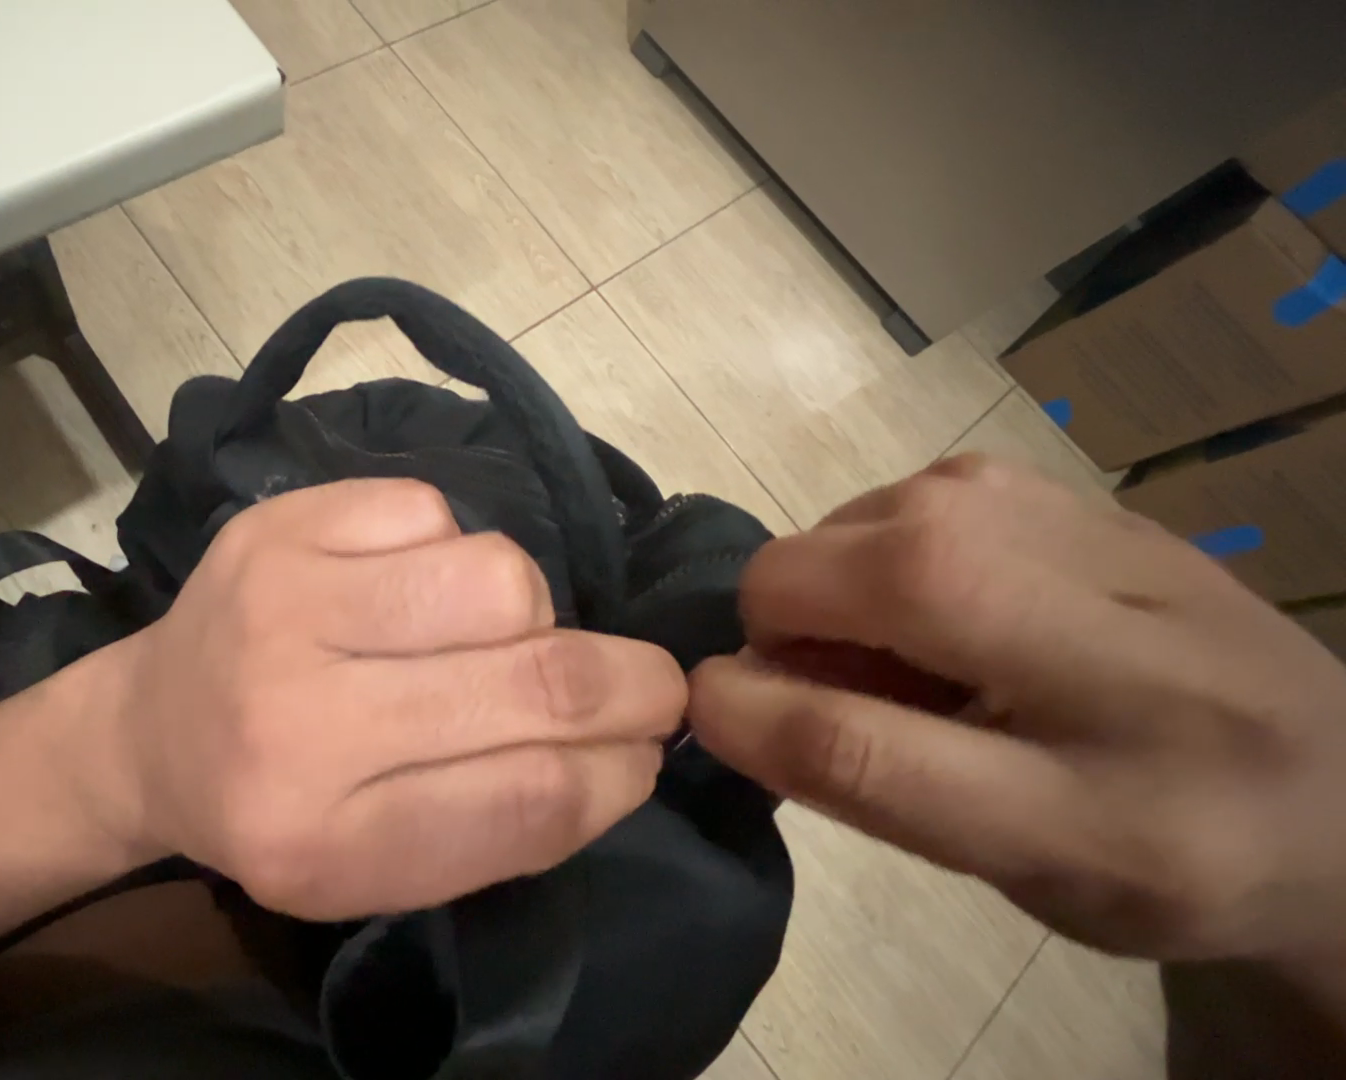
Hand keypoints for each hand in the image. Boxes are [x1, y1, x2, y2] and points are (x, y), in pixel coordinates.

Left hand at [73, 478, 685, 920]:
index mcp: (322, 842)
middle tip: (646, 684)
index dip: (618, 774)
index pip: (527, 802)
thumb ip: (502, 824)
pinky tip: (412, 584)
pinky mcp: (277, 526)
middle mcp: (294, 723)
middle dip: (627, 683)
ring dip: (529, 610)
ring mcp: (280, 605)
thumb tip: (626, 748)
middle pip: (532, 683)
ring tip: (493, 634)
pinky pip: (430, 509)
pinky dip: (451, 547)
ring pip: (497, 576)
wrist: (154, 728)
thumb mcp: (378, 867)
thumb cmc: (278, 807)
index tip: (646, 753)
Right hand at [686, 455, 1345, 965]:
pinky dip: (860, 553)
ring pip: (857, 528)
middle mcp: (1132, 655)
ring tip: (891, 645)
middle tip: (818, 674)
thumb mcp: (1005, 867)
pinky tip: (930, 599)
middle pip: (866, 582)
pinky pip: (883, 501)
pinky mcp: (1055, 484)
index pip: (864, 746)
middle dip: (780, 622)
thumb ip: (857, 778)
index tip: (701, 705)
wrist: (1329, 779)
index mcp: (1120, 817)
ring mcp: (1092, 536)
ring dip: (822, 590)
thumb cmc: (1136, 849)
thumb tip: (725, 681)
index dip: (745, 715)